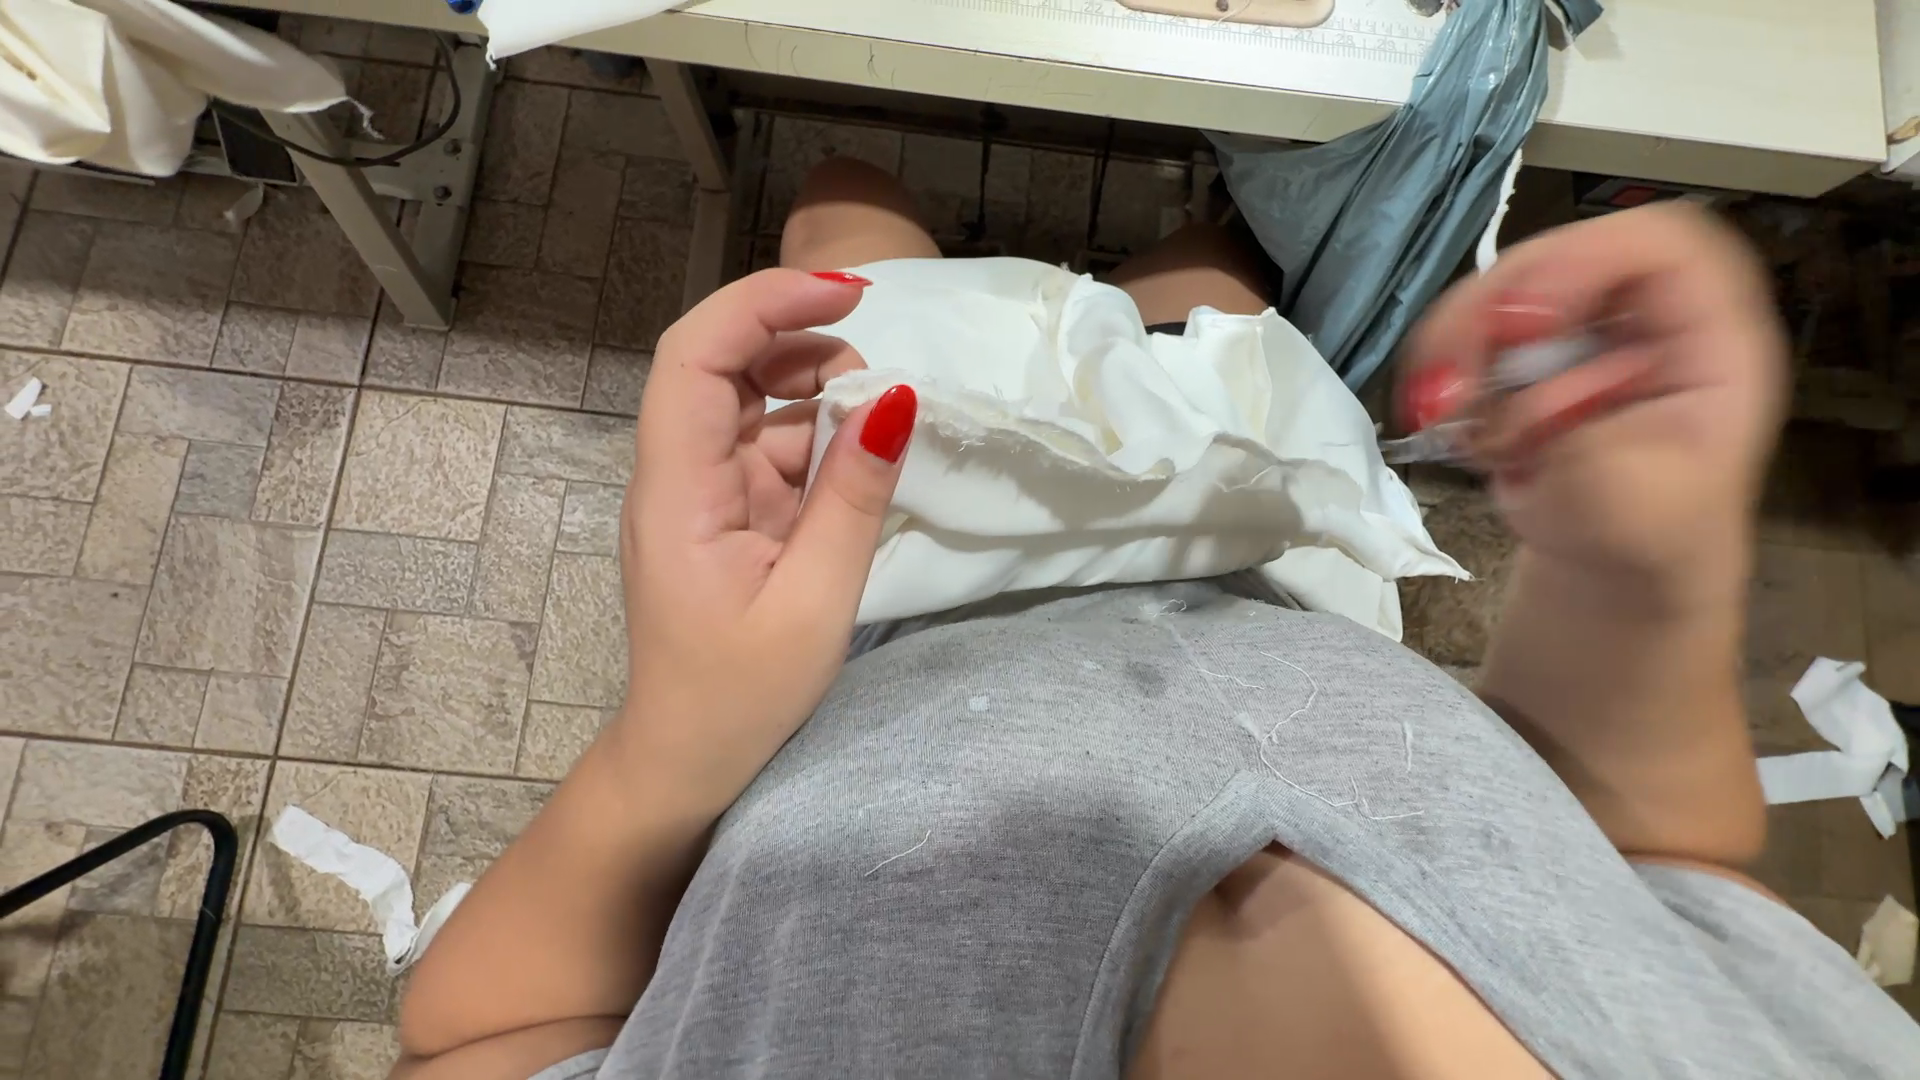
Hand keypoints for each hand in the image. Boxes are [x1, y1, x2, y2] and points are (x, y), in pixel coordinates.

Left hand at [615, 269, 916, 805]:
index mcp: (678, 490)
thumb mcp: (816, 601)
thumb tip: (897, 402)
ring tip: (873, 418)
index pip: (697, 355)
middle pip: (720, 363)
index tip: (847, 296)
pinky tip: (854, 461)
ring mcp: (699, 491)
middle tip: (874, 372)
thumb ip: (854, 498)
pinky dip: (815, 440)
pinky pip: (767, 448)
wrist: (687, 759)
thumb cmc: (742, 697)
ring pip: (749, 402)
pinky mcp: (725, 512)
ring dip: (812, 391)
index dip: (764, 304)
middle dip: (797, 341)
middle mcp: (676, 474)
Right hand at [1401, 205, 1787, 604]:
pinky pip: (1461, 338)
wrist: (1607, 555)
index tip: (1514, 332)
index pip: (1653, 247)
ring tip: (1442, 414)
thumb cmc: (1641, 532)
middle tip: (1446, 381)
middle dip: (1482, 315)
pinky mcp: (1517, 359)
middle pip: (1550, 261)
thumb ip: (1591, 441)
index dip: (1575, 267)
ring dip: (1449, 351)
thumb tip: (1523, 403)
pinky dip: (1437, 376)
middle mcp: (1633, 320)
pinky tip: (1447, 422)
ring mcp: (1571, 335)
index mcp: (1701, 339)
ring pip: (1493, 297)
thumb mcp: (1636, 504)